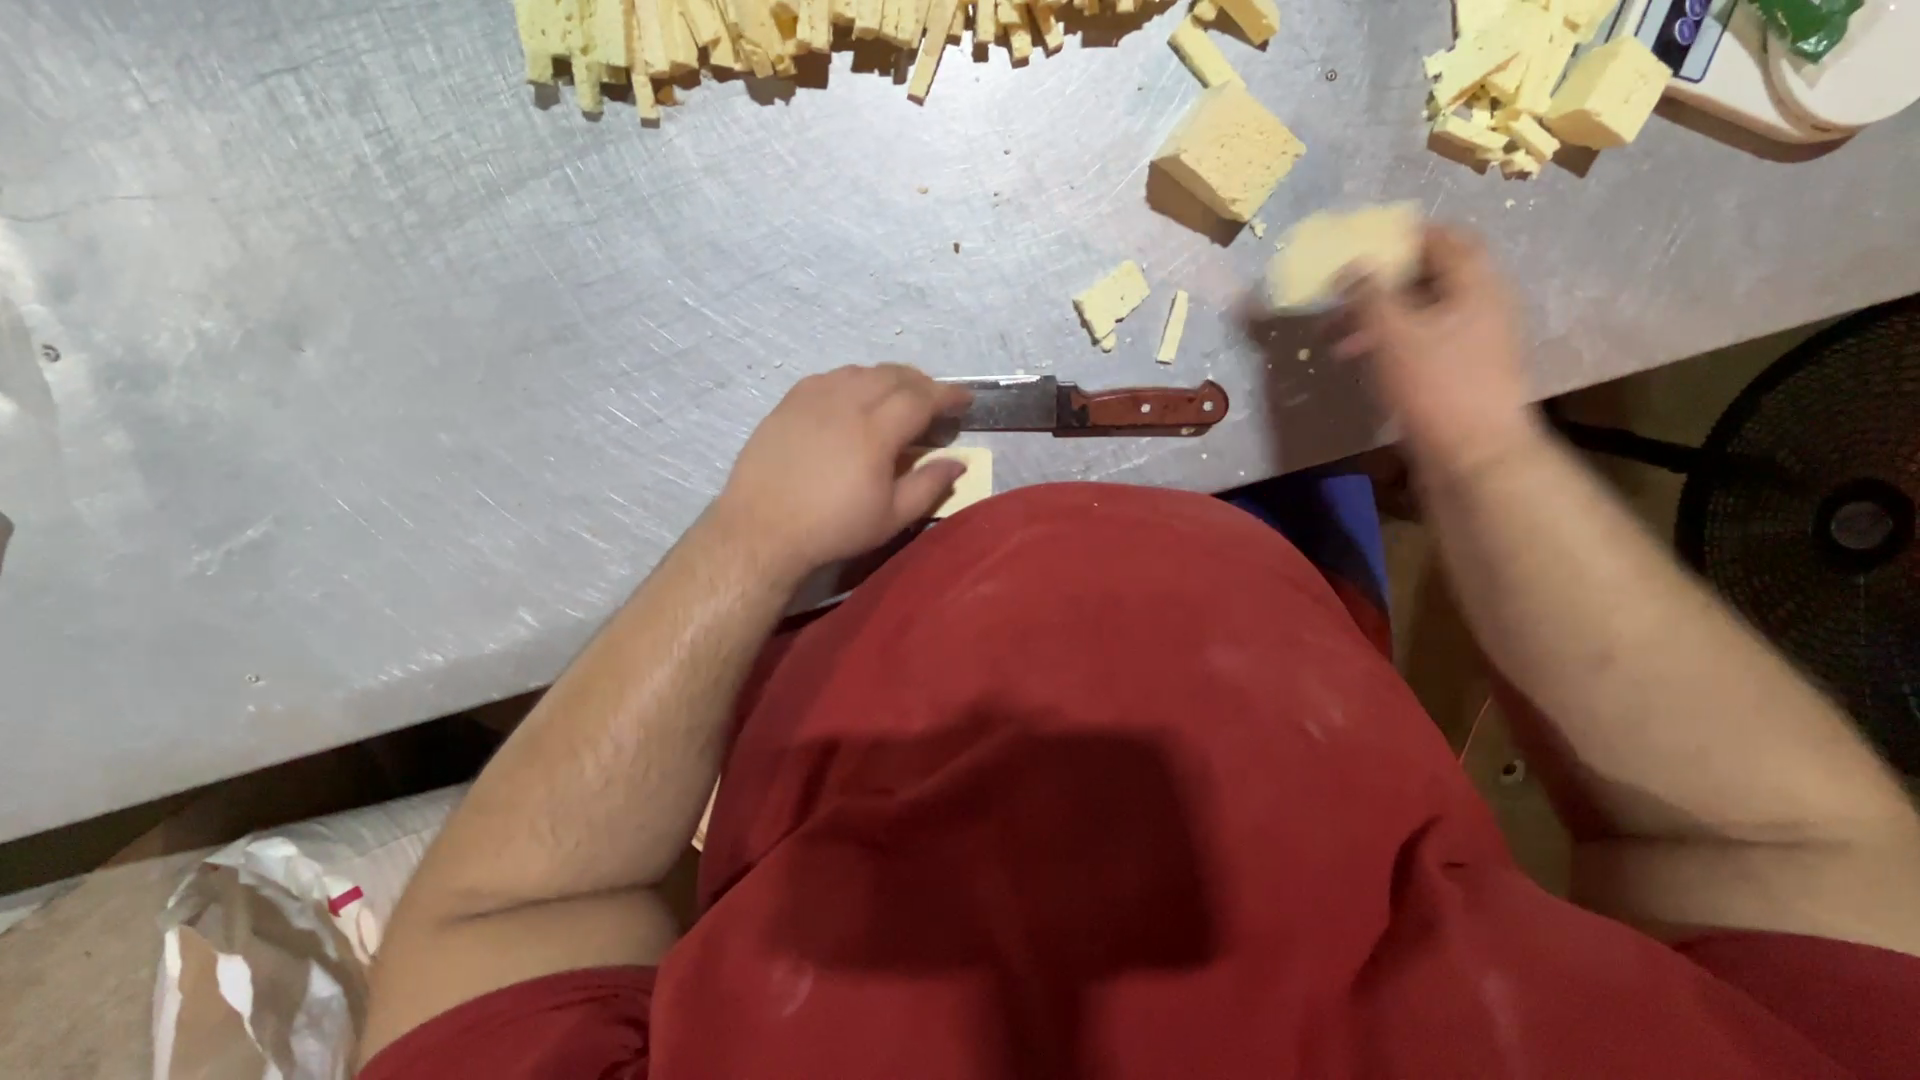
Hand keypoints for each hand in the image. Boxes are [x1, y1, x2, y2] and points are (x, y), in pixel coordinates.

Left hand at [709, 364, 972, 581]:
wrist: (762, 529)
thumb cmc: (832, 529)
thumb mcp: (890, 517)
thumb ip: (928, 485)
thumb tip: (958, 463)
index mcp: (875, 432)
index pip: (921, 398)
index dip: (947, 395)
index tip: (965, 399)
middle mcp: (845, 403)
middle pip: (892, 376)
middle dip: (921, 382)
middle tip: (935, 398)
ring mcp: (813, 399)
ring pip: (860, 371)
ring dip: (887, 378)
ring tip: (898, 394)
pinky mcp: (788, 403)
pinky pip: (829, 377)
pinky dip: (853, 379)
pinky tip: (854, 395)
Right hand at [1331, 226, 1543, 482]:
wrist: (1476, 457)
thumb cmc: (1436, 386)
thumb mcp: (1393, 333)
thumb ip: (1369, 293)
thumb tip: (1352, 264)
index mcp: (1476, 285)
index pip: (1445, 239)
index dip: (1404, 236)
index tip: (1363, 244)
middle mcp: (1483, 307)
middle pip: (1431, 278)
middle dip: (1380, 285)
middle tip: (1340, 297)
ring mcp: (1478, 343)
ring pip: (1423, 315)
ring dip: (1380, 320)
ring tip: (1338, 339)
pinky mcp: (1465, 375)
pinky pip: (1425, 344)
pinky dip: (1393, 345)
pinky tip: (1365, 364)